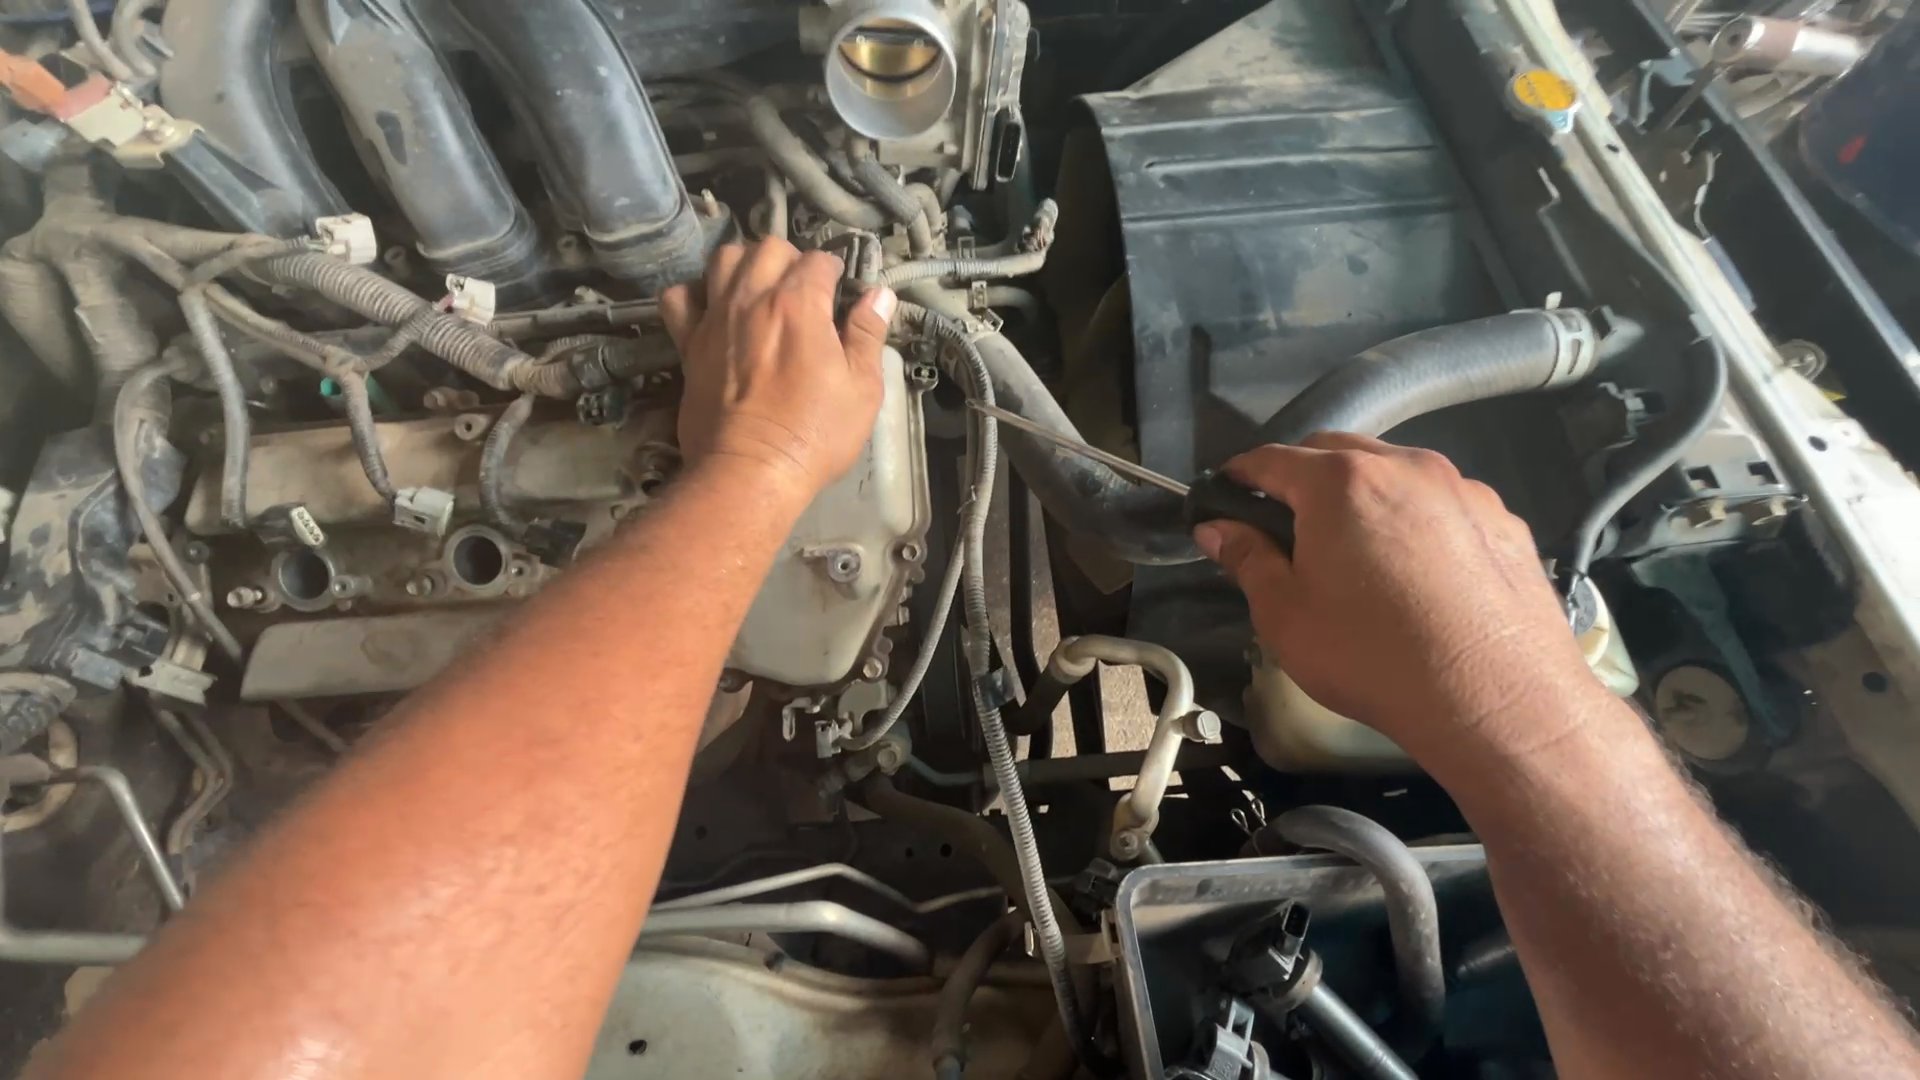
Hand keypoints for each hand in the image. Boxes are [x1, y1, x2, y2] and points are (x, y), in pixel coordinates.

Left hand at [661, 240, 894, 496]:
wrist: (751, 471)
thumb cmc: (814, 434)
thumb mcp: (862, 389)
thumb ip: (868, 335)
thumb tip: (880, 295)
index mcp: (800, 304)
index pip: (818, 260)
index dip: (835, 271)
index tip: (841, 292)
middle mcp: (753, 298)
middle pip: (769, 247)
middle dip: (791, 260)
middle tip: (804, 291)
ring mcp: (715, 318)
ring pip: (723, 259)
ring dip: (745, 265)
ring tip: (761, 291)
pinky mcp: (689, 344)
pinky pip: (679, 297)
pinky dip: (696, 294)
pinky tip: (713, 310)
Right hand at [1193, 434, 1611, 761]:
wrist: (1496, 702)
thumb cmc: (1369, 654)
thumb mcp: (1284, 613)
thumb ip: (1246, 557)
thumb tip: (1216, 528)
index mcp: (1340, 482)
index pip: (1271, 458)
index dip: (1239, 475)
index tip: (1224, 496)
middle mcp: (1403, 467)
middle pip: (1333, 449)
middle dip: (1298, 474)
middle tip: (1283, 522)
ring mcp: (1462, 489)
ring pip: (1391, 468)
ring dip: (1358, 489)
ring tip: (1353, 543)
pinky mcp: (1503, 519)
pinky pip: (1440, 499)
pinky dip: (1411, 513)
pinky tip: (1413, 565)